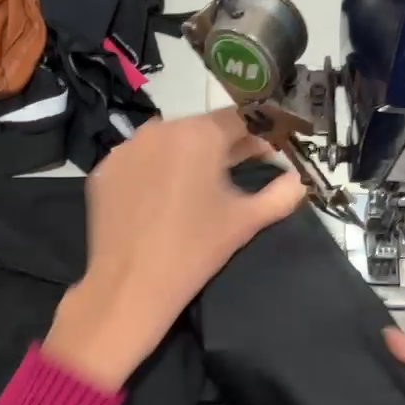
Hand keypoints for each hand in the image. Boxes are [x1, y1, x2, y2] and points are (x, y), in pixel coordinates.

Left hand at [43, 108, 306, 390]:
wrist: (131, 285)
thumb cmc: (195, 250)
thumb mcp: (246, 222)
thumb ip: (280, 196)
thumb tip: (300, 181)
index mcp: (200, 134)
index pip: (239, 119)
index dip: (260, 134)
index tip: (271, 153)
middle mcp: (160, 128)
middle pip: (201, 129)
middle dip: (223, 147)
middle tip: (238, 172)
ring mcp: (126, 148)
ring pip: (167, 143)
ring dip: (186, 157)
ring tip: (197, 188)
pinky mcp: (104, 171)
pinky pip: (138, 162)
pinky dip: (154, 173)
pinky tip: (162, 199)